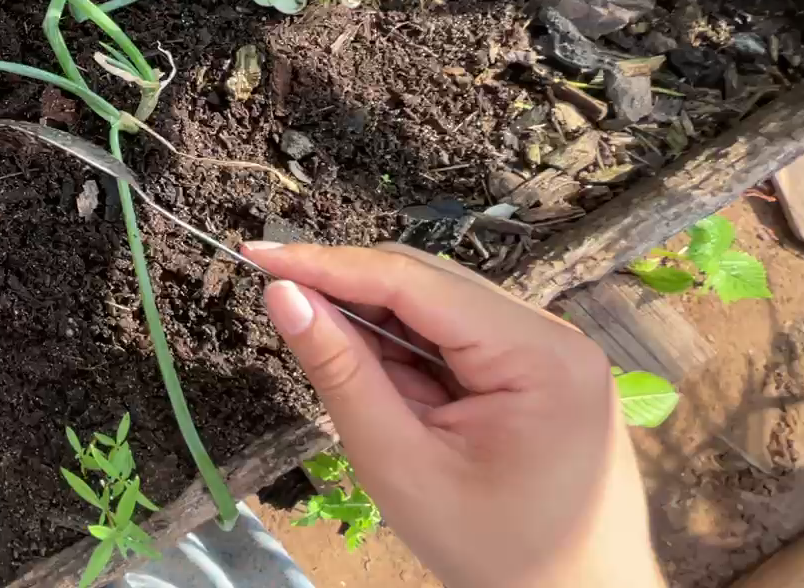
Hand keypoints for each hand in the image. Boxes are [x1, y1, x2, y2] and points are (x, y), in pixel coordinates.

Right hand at [241, 241, 661, 587]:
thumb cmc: (491, 550)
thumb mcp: (396, 461)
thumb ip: (338, 369)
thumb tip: (280, 292)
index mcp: (537, 356)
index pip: (408, 280)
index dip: (323, 262)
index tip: (254, 254)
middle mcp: (549, 334)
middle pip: (419, 279)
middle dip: (343, 287)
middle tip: (279, 301)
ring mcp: (543, 348)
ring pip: (425, 297)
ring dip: (366, 316)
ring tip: (330, 353)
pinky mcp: (529, 365)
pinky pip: (441, 327)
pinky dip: (393, 340)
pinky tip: (374, 371)